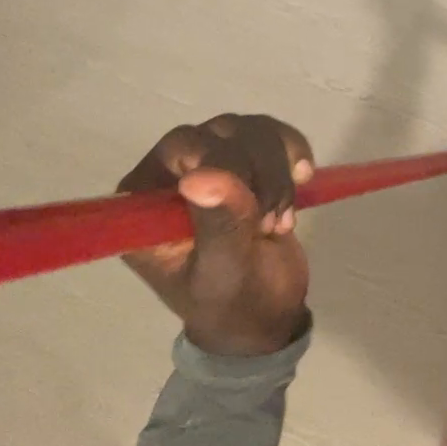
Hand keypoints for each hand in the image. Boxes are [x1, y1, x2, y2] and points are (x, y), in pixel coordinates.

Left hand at [117, 114, 315, 355]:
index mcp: (144, 202)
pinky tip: (302, 182)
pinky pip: (273, 134)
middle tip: (275, 219)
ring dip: (280, 168)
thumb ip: (218, 223)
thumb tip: (201, 176)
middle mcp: (172, 175)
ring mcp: (213, 166)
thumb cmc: (234, 303)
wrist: (267, 316)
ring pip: (253, 129)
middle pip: (223, 132)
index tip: (256, 203)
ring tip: (283, 215)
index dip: (226, 162)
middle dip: (261, 170)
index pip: (183, 147)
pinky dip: (295, 152)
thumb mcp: (224, 271)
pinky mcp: (248, 165)